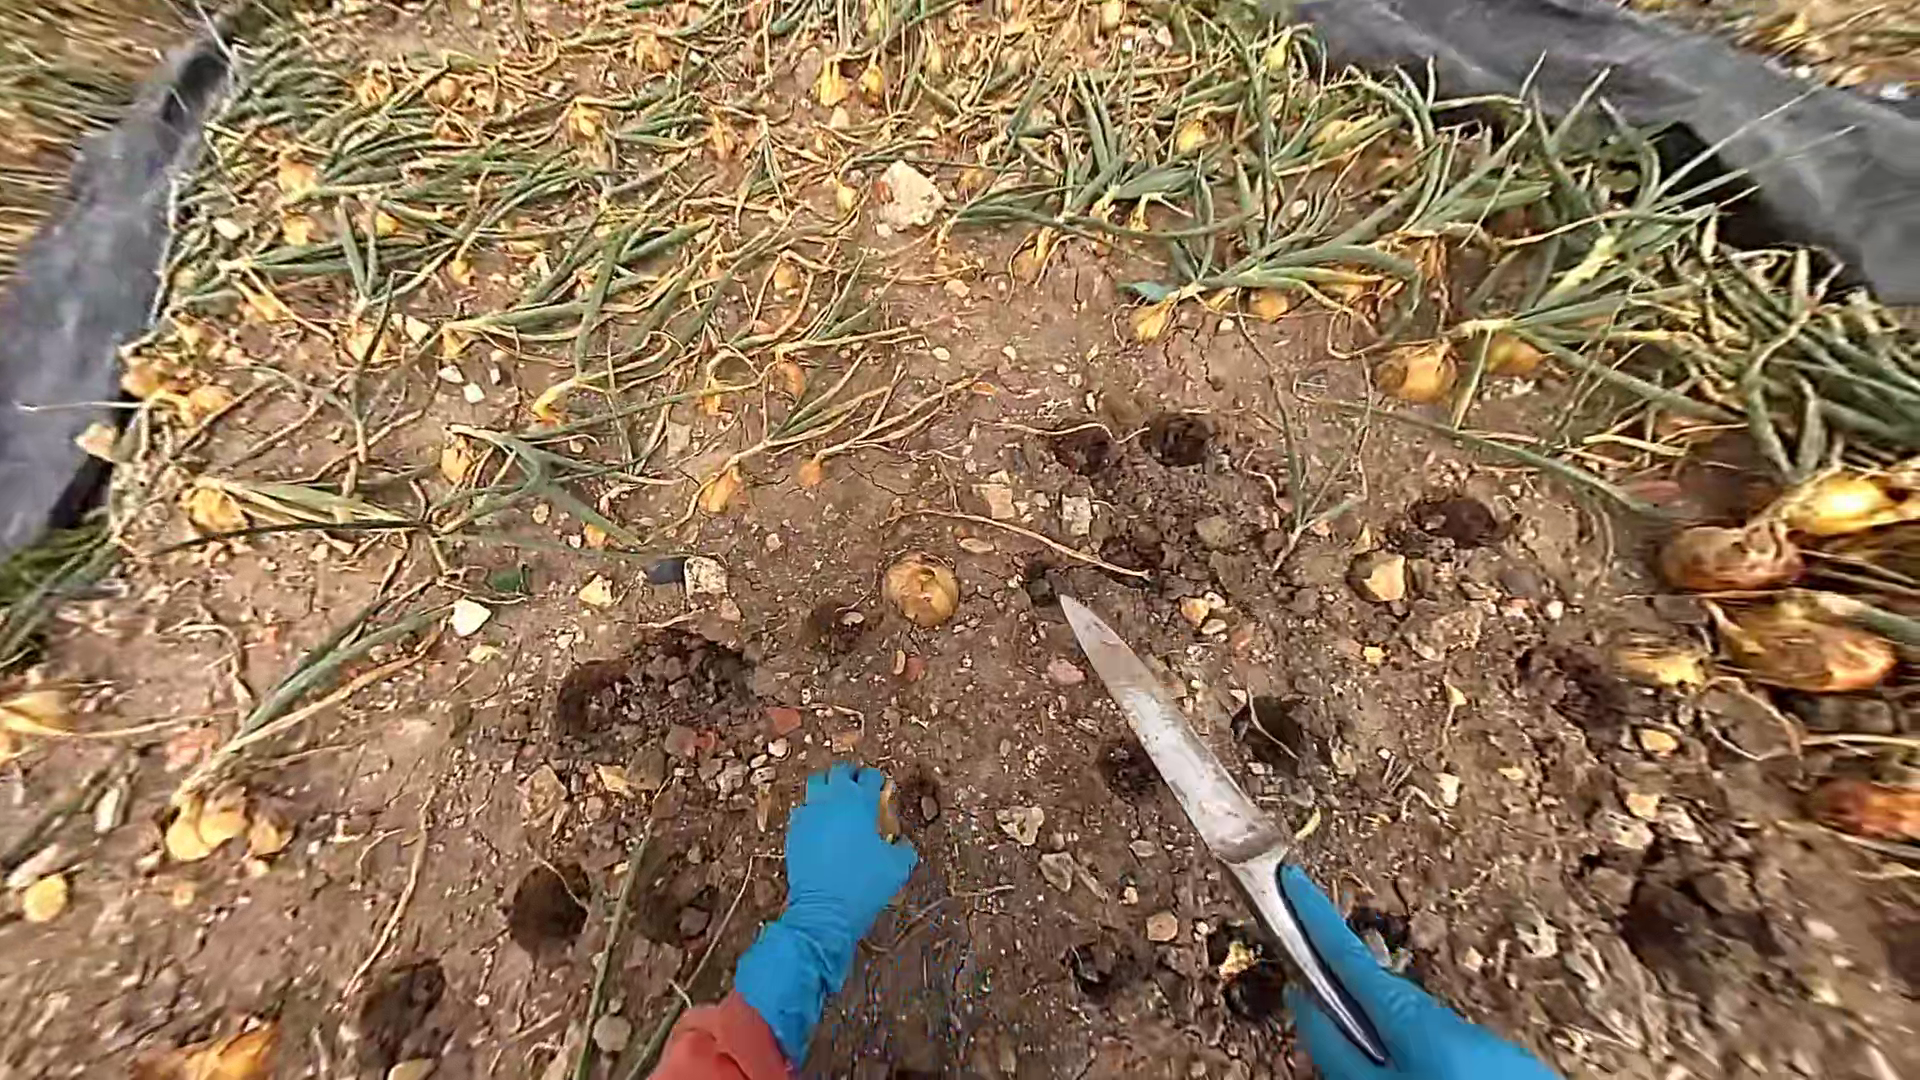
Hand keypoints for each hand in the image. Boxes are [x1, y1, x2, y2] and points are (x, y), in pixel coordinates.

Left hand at [784, 763, 919, 939]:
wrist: (824, 912)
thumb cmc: (863, 885)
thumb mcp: (897, 867)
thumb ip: (903, 848)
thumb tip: (902, 842)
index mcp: (861, 802)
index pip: (870, 776)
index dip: (876, 781)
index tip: (879, 790)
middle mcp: (834, 799)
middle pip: (840, 770)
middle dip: (850, 775)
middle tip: (857, 787)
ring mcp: (811, 812)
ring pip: (817, 783)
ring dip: (827, 787)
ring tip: (835, 800)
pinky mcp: (795, 829)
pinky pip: (803, 809)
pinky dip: (812, 811)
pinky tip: (819, 825)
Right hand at [1280, 867, 1559, 1079]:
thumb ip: (1334, 1048)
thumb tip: (1301, 998)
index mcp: (1413, 1018)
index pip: (1345, 951)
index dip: (1311, 912)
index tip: (1290, 874)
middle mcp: (1453, 1022)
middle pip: (1382, 1000)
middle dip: (1352, 1009)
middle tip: (1331, 1036)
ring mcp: (1493, 1050)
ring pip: (1419, 1035)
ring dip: (1395, 1051)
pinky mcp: (1516, 1074)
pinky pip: (1455, 1060)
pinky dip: (1433, 1070)